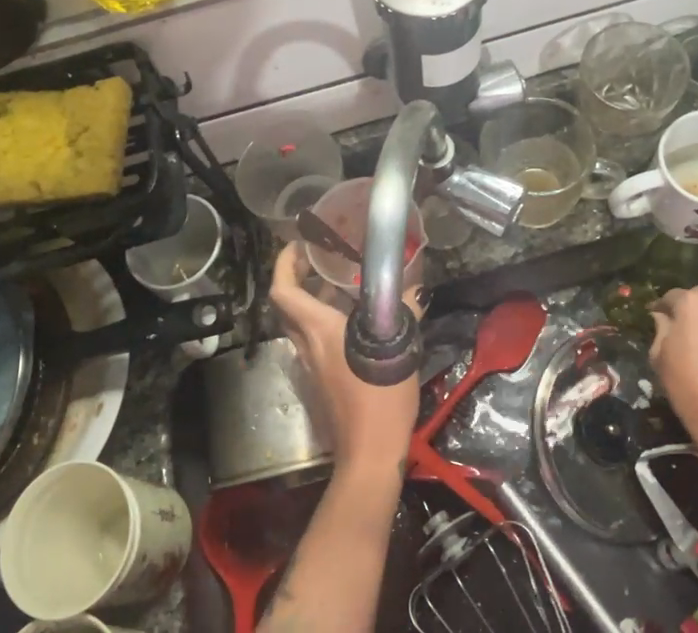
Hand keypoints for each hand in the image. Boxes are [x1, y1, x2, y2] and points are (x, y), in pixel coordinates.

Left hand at [268, 243, 419, 478]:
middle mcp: (306, 345)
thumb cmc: (381, 395)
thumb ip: (403, 312)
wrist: (369, 452)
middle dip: (299, 278)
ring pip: (302, 324)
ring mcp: (309, 366)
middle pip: (289, 304)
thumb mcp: (397, 346)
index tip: (298, 245)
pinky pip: (314, 342)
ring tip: (344, 286)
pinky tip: (355, 324)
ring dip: (314, 301)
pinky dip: (325, 323)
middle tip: (322, 261)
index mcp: (318, 329)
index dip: (284, 263)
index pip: (283, 289)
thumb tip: (415, 287)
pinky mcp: (319, 382)